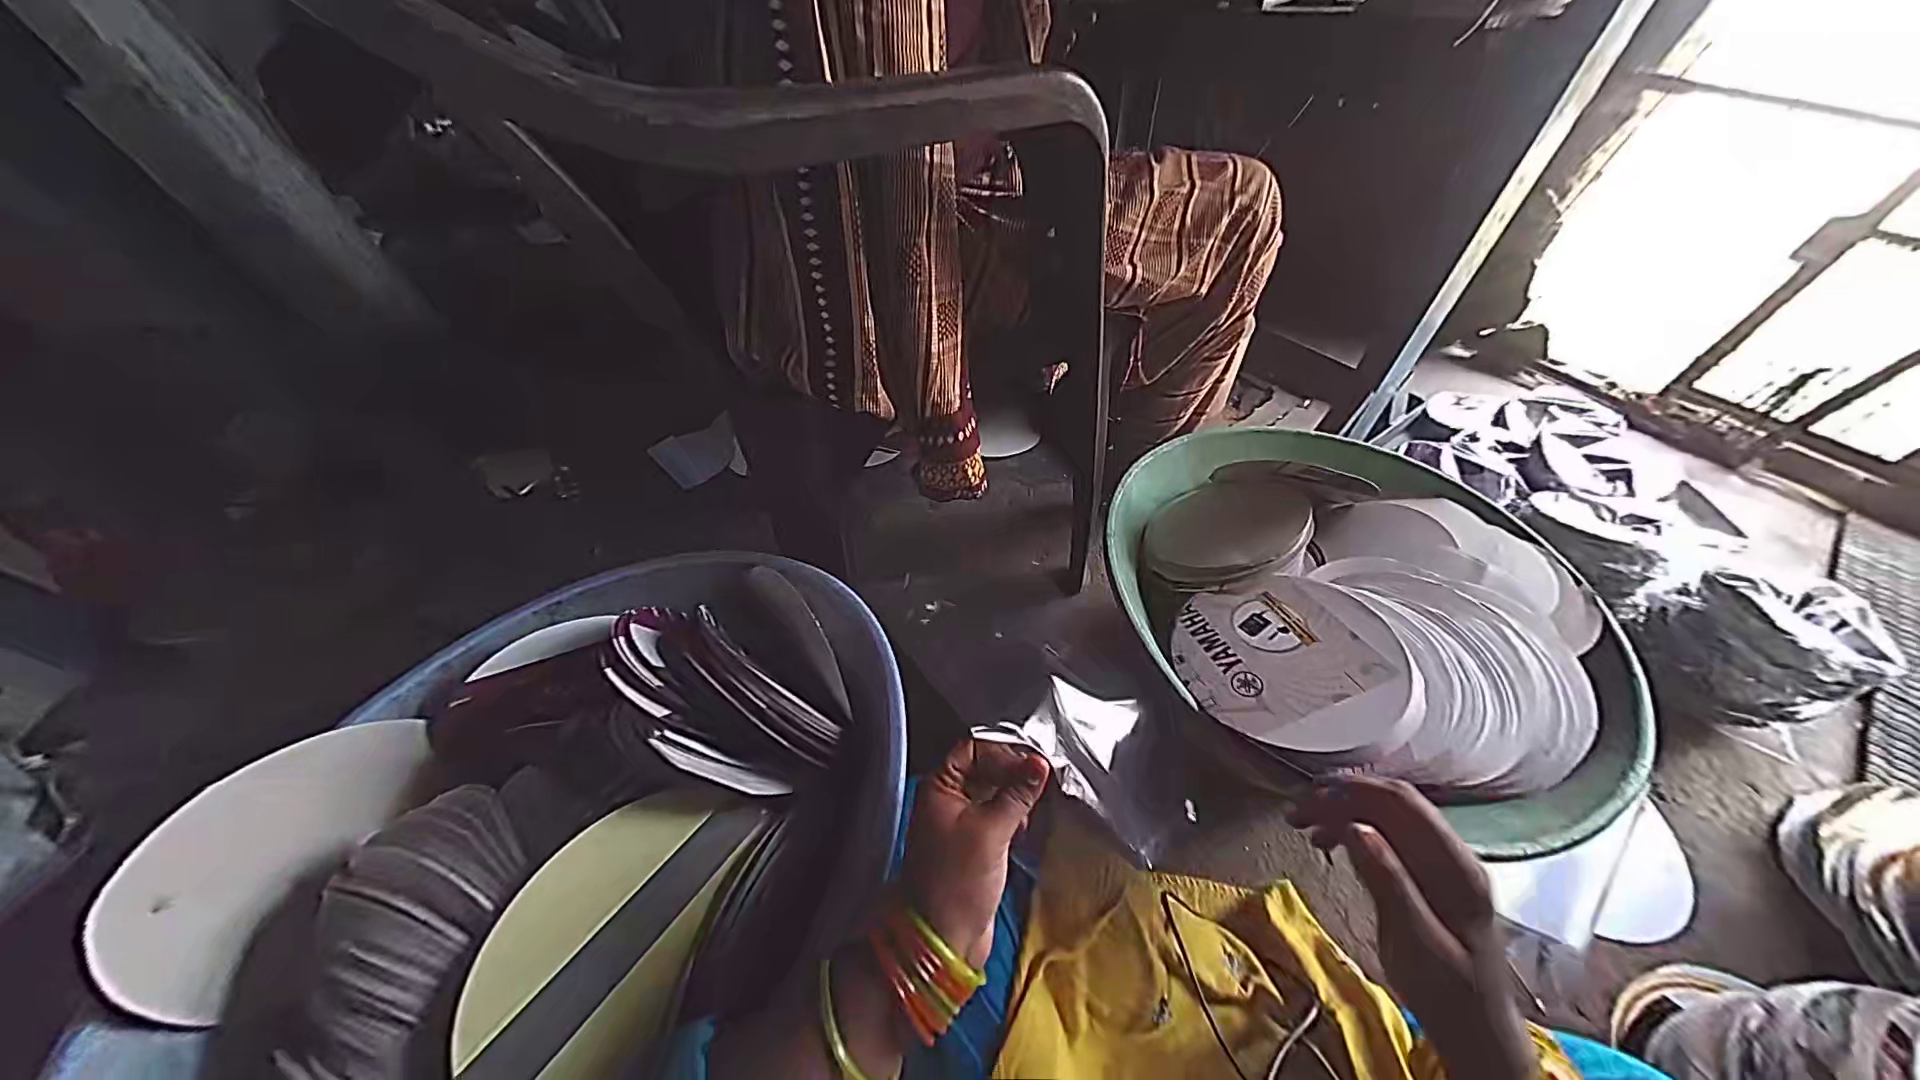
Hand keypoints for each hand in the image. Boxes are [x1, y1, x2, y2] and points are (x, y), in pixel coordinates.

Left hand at [901, 738, 1050, 967]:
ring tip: (1036, 802)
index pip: (973, 749)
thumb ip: (1016, 793)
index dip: (1002, 752)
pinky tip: (1028, 823)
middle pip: (984, 768)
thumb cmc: (957, 882)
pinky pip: (996, 816)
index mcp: (939, 787)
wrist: (945, 939)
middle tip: (1040, 780)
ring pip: (992, 792)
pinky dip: (1014, 814)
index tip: (1031, 764)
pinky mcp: (974, 844)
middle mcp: (947, 799)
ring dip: (1016, 794)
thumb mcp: (991, 830)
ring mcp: (960, 822)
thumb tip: (1038, 764)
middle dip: (1013, 772)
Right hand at [1288, 776, 1534, 1078]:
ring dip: (1340, 808)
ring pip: (1382, 811)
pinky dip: (1348, 825)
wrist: (1474, 1027)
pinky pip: (1381, 830)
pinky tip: (1326, 839)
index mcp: (1456, 866)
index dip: (1354, 791)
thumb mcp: (1415, 942)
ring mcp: (1437, 858)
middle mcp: (1450, 852)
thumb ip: (1389, 882)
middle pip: (1390, 799)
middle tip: (1298, 809)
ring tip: (1302, 823)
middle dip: (1340, 795)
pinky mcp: (1421, 867)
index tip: (1310, 800)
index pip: (1403, 803)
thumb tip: (1355, 827)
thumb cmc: (1446, 991)